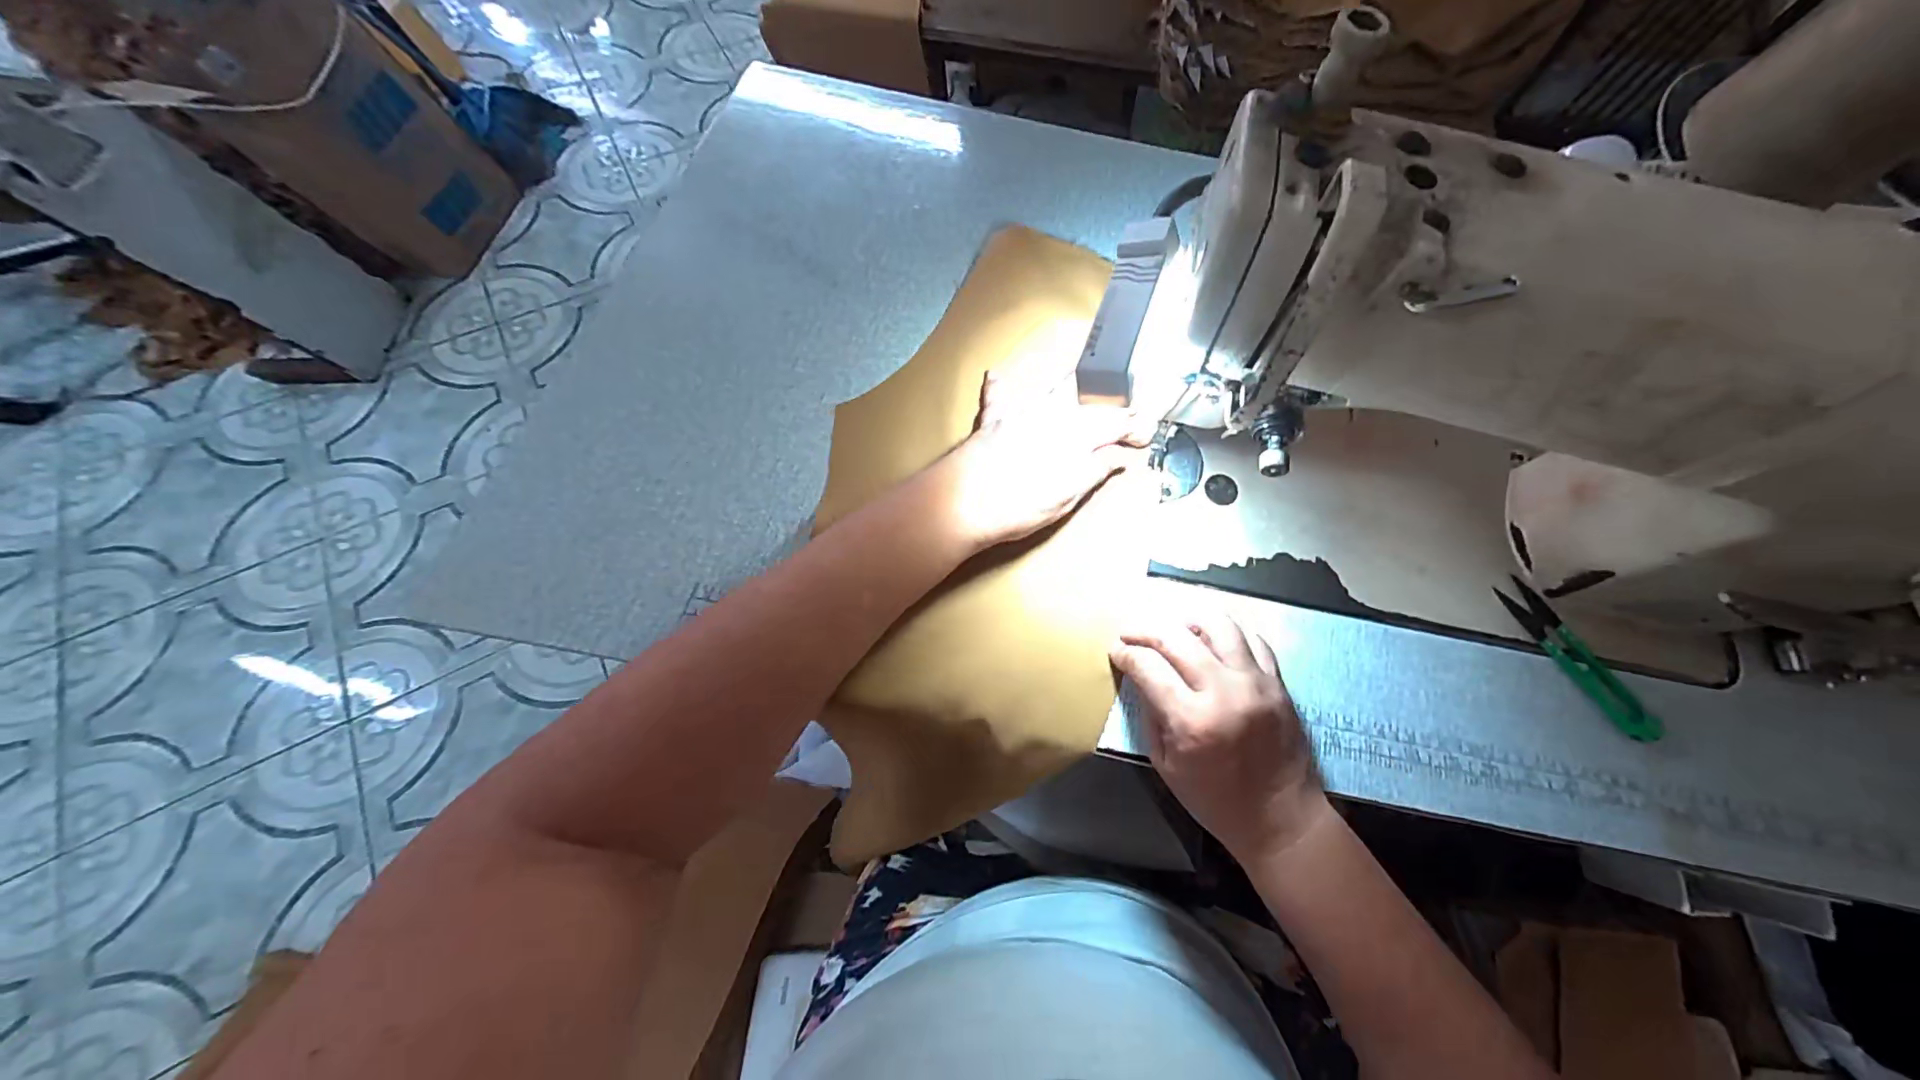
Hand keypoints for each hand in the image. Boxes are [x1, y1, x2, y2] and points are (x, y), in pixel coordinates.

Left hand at [924, 369, 1147, 549]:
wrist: (962, 501)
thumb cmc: (1016, 506)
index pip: (1114, 424)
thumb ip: (1094, 472)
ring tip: (1082, 376)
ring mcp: (1020, 416)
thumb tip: (1117, 458)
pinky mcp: (992, 421)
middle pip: (1088, 399)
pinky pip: (997, 396)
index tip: (1143, 435)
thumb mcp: (1065, 498)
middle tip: (1122, 406)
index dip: (1134, 427)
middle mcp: (1050, 417)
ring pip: (1050, 389)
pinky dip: (1001, 386)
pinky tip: (998, 374)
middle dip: (1109, 400)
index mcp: (1075, 436)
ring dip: (1070, 384)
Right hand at [1110, 609, 1332, 860]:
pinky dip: (1227, 634)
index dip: (1124, 653)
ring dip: (1187, 621)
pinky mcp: (1278, 683)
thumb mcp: (1165, 764)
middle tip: (1130, 634)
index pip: (1148, 666)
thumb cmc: (1215, 801)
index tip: (1116, 651)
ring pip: (1218, 625)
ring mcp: (1256, 683)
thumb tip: (1138, 675)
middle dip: (1144, 630)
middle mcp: (1224, 692)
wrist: (1281, 819)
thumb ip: (1150, 714)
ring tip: (1173, 630)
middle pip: (1175, 637)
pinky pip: (1252, 640)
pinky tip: (1211, 642)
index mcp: (1191, 720)